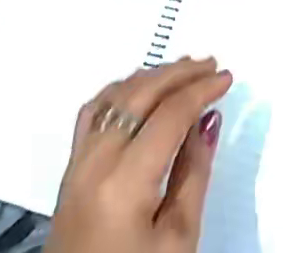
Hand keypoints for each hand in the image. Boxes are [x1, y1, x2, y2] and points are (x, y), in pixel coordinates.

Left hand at [44, 57, 232, 252]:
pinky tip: (139, 86)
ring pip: (116, 95)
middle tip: (210, 64)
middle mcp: (97, 156)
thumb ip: (193, 175)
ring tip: (182, 69)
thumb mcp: (177, 241)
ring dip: (151, 76)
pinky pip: (96, 107)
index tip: (226, 78)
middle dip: (178, 74)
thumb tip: (207, 121)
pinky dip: (122, 89)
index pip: (168, 115)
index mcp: (125, 179)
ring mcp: (79, 156)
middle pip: (140, 94)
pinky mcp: (72, 161)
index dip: (199, 91)